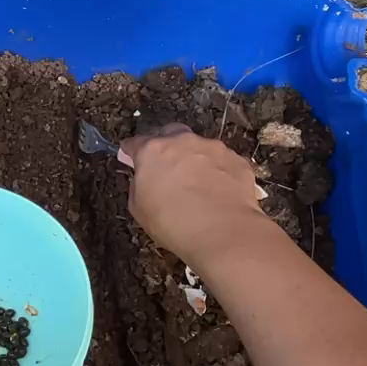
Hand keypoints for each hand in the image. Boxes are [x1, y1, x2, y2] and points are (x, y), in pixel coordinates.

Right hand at [118, 124, 275, 264]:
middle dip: (165, 147)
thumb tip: (146, 178)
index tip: (129, 159)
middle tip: (165, 170)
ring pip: (199, 148)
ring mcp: (213, 148)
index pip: (135, 143)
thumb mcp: (138, 208)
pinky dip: (217, 172)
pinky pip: (222, 162)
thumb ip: (139, 185)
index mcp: (153, 151)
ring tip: (197, 187)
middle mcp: (182, 142)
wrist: (222, 231)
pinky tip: (217, 193)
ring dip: (194, 160)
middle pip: (170, 134)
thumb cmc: (173, 222)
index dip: (130, 152)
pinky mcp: (237, 160)